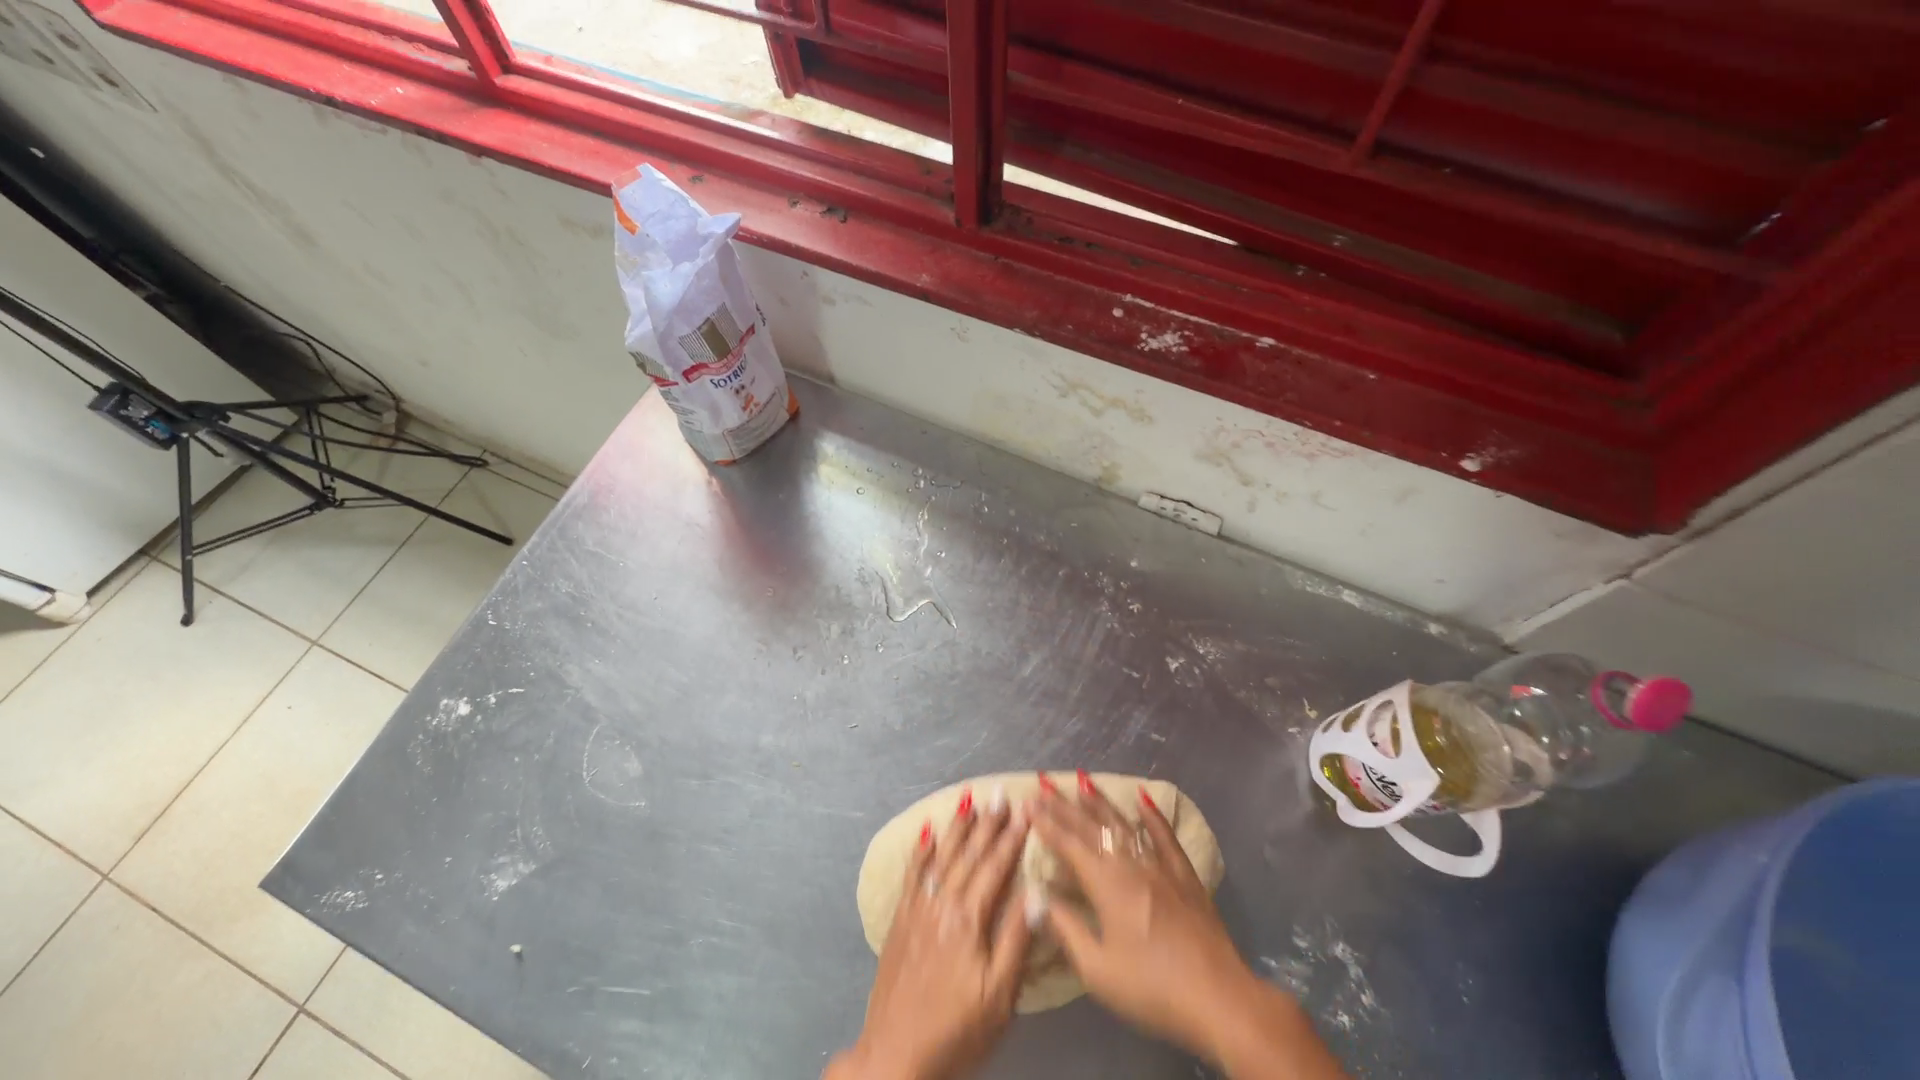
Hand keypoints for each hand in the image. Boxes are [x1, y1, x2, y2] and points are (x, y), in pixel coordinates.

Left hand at [827, 790, 1036, 1079]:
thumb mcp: (1000, 994)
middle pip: (968, 856)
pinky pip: (912, 875)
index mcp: (970, 920)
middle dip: (987, 824)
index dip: (1012, 839)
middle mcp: (941, 905)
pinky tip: (927, 833)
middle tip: (999, 794)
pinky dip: (921, 851)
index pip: (996, 868)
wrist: (896, 1056)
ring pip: (940, 858)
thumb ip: (1016, 939)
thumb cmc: (957, 1030)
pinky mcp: (900, 922)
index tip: (1025, 810)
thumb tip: (1038, 892)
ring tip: (968, 801)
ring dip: (957, 829)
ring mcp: (917, 911)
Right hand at [1031, 777, 1252, 1055]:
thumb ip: (1066, 930)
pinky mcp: (1186, 879)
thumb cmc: (1151, 988)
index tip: (1028, 802)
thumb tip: (1036, 898)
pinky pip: (1167, 839)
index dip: (1047, 824)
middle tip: (1046, 784)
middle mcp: (1133, 867)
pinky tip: (1145, 800)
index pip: (1069, 846)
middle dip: (1065, 806)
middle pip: (1093, 829)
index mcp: (1107, 885)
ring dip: (1103, 804)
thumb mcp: (1097, 969)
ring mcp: (1163, 869)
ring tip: (1084, 782)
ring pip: (1127, 827)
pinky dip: (1154, 818)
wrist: (1218, 998)